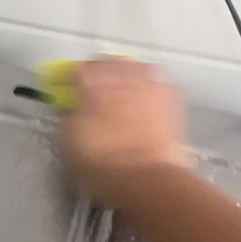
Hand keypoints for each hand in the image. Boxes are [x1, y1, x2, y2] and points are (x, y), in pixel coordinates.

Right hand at [59, 58, 188, 209]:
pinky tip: (147, 104)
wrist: (147, 179)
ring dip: (128, 77)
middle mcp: (123, 75)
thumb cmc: (103, 161)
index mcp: (92, 81)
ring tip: (123, 93)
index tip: (68, 91)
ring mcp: (150, 85)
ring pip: (136, 69)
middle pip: (109, 63)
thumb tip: (73, 112)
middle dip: (100, 73)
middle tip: (94, 91)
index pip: (78, 68)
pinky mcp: (172, 101)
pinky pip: (158, 86)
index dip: (71, 80)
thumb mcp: (68, 141)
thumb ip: (69, 117)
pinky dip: (150, 90)